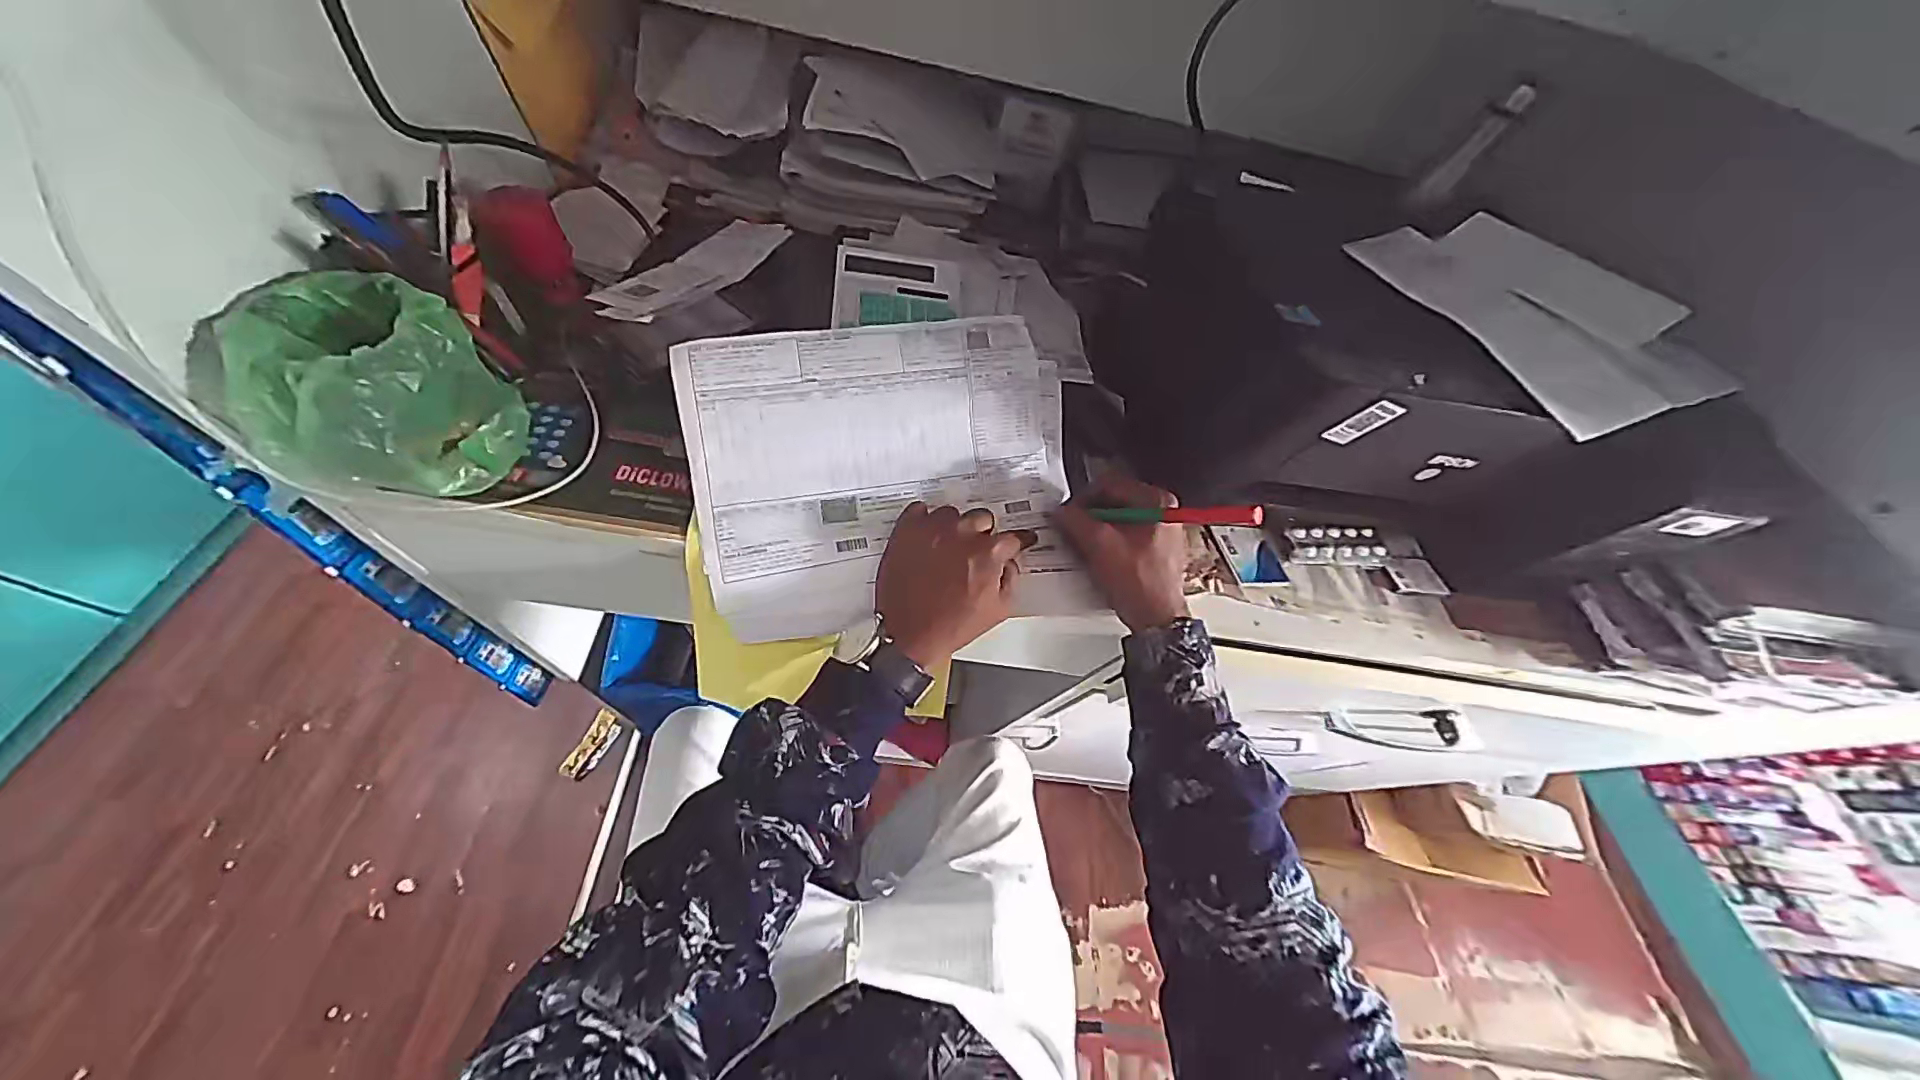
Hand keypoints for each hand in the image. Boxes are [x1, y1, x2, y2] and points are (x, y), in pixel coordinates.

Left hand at [877, 503, 1034, 667]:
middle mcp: (961, 534)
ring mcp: (932, 530)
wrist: (908, 634)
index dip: (1019, 540)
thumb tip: (1009, 564)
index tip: (1020, 539)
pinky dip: (924, 520)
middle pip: (983, 518)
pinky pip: (919, 510)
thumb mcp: (997, 609)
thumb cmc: (948, 625)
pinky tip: (927, 535)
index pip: (1013, 536)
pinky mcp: (907, 531)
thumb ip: (1011, 579)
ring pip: (952, 513)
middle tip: (974, 552)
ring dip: (954, 527)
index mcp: (987, 553)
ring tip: (947, 548)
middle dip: (983, 534)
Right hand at [1053, 473, 1190, 631]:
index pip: (1110, 484)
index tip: (1068, 510)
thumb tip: (1061, 511)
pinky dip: (1105, 541)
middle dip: (1088, 514)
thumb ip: (1076, 521)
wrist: (1156, 620)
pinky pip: (1122, 535)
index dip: (1083, 497)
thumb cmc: (1142, 586)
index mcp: (1157, 503)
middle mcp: (1162, 513)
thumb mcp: (1100, 546)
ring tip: (1080, 542)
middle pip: (1113, 501)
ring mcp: (1159, 531)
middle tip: (1070, 525)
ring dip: (1095, 528)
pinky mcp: (1152, 549)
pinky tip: (1094, 555)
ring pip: (1116, 519)